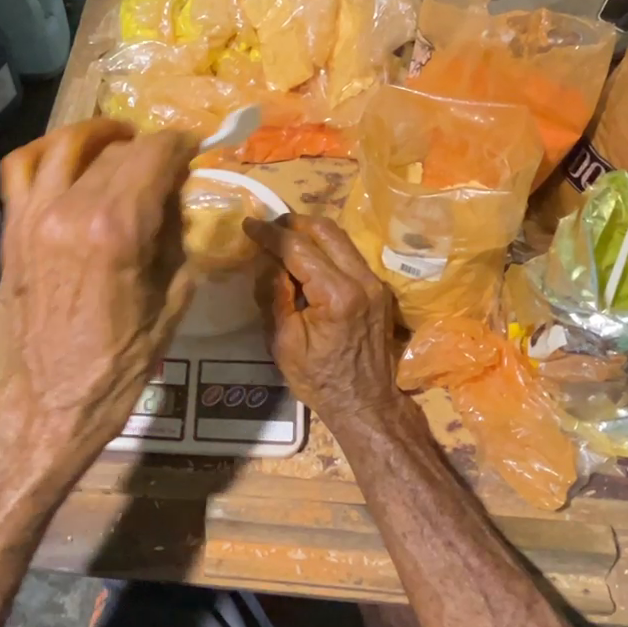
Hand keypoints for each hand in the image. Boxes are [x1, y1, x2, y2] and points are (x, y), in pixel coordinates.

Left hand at [0, 119, 198, 463]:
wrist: (52, 398)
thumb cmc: (122, 360)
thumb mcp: (174, 297)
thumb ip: (177, 236)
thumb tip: (176, 194)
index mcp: (119, 227)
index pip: (155, 154)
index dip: (182, 144)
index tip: (196, 147)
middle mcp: (72, 208)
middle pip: (117, 149)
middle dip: (150, 147)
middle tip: (169, 162)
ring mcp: (35, 215)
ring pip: (67, 144)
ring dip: (101, 135)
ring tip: (121, 142)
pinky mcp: (13, 227)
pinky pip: (22, 167)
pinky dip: (47, 151)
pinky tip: (69, 157)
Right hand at [243, 215, 413, 442]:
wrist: (365, 403)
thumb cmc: (319, 380)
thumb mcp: (283, 342)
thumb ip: (275, 295)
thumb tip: (268, 261)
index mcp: (336, 295)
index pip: (298, 248)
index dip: (270, 233)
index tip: (248, 225)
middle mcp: (362, 280)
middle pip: (325, 230)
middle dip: (292, 223)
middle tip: (267, 228)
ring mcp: (375, 283)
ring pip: (341, 238)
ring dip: (310, 233)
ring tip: (283, 239)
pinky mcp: (379, 289)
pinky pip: (349, 255)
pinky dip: (325, 248)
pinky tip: (306, 259)